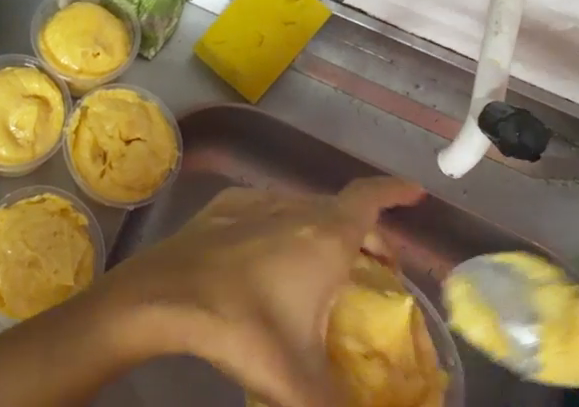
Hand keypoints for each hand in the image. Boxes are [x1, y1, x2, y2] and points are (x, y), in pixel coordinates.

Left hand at [97, 177, 425, 406]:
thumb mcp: (300, 384)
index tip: (415, 194)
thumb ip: (340, 406)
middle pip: (340, 210)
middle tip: (379, 268)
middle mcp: (292, 210)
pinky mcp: (220, 209)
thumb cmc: (240, 330)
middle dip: (366, 232)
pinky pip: (267, 208)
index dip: (395, 193)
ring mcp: (252, 204)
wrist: (162, 296)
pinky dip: (286, 224)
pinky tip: (275, 252)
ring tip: (330, 264)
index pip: (369, 200)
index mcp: (324, 238)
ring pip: (302, 207)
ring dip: (324, 229)